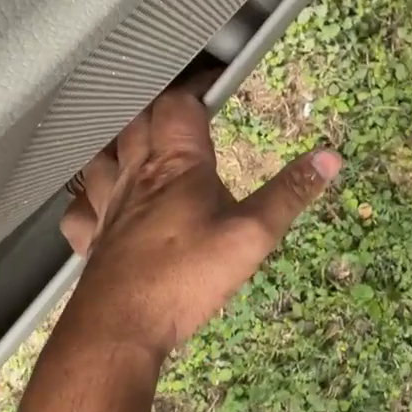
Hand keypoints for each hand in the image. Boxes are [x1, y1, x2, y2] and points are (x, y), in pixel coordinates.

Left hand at [57, 85, 341, 362]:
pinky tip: (97, 199)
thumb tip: (331, 156)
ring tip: (135, 135)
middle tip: (182, 98)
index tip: (217, 75)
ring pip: (102, 157)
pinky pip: (80, 208)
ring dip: (118, 139)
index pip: (179, 105)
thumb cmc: (185, 277)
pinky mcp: (90, 243)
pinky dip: (88, 194)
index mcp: (178, 165)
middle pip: (138, 121)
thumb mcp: (254, 234)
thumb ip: (291, 192)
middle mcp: (137, 177)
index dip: (196, 84)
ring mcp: (106, 210)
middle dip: (159, 102)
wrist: (115, 336)